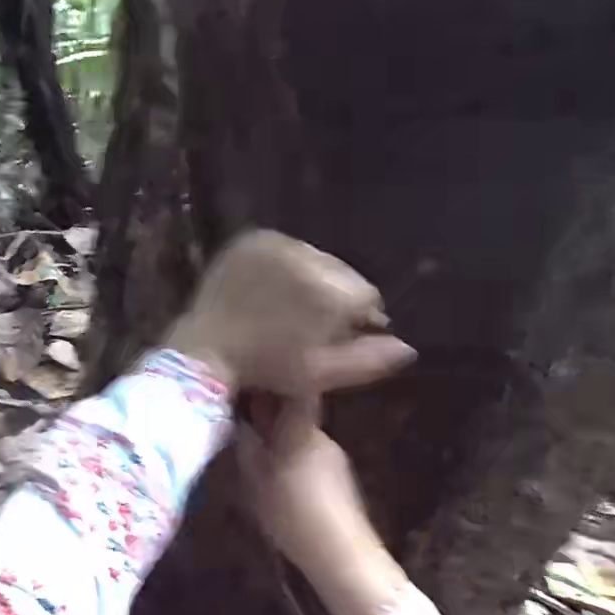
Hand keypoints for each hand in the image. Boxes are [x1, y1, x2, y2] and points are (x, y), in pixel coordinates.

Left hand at [164, 231, 415, 393]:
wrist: (205, 348)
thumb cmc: (266, 368)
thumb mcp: (320, 374)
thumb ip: (369, 361)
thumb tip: (408, 348)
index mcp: (332, 293)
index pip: (367, 298)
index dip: (356, 319)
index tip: (340, 334)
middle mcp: (311, 260)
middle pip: (343, 275)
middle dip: (335, 296)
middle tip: (314, 321)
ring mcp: (278, 245)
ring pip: (316, 260)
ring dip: (312, 279)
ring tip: (292, 306)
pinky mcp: (253, 240)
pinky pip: (284, 249)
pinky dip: (285, 266)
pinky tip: (274, 289)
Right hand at [239, 396, 408, 614]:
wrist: (342, 556)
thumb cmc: (294, 515)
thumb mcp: (256, 482)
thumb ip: (247, 448)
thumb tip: (238, 422)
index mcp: (301, 431)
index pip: (289, 392)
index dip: (268, 386)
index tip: (246, 385)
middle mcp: (321, 436)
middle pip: (292, 414)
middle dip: (268, 415)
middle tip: (241, 423)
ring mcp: (334, 458)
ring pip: (299, 438)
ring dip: (279, 441)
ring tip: (256, 456)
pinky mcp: (339, 479)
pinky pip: (308, 457)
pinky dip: (291, 460)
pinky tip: (279, 481)